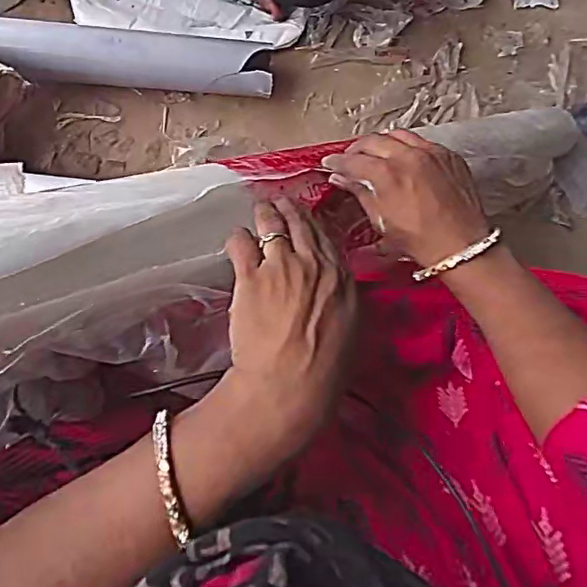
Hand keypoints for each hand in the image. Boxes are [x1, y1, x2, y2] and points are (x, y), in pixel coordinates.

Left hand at [214, 198, 356, 456]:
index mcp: (342, 279)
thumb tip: (336, 290)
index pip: (327, 238)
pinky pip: (242, 242)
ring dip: (265, 214)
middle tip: (281, 202)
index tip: (307, 218)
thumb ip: (342, 299)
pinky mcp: (251, 276)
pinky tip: (237, 239)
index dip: (314, 224)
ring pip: (272, 224)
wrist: (290, 384)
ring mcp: (282, 266)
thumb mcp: (348, 328)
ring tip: (260, 210)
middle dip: (290, 209)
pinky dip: (239, 237)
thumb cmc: (323, 370)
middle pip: (301, 224)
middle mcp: (315, 265)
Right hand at [322, 129, 490, 268]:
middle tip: (349, 158)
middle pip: (372, 141)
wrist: (460, 245)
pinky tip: (403, 157)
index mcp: (387, 174)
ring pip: (397, 135)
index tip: (330, 164)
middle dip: (356, 149)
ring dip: (381, 142)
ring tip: (374, 153)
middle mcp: (409, 157)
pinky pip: (422, 142)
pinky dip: (406, 146)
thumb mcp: (381, 221)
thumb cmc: (421, 240)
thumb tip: (343, 178)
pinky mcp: (448, 155)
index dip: (337, 162)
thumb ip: (361, 193)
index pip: (353, 160)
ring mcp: (431, 153)